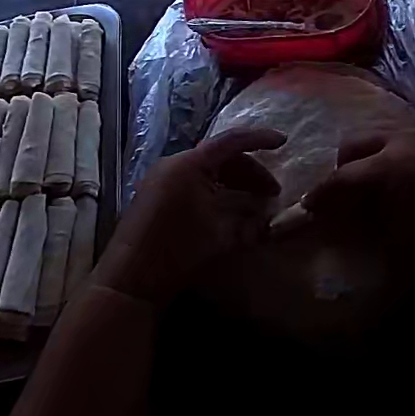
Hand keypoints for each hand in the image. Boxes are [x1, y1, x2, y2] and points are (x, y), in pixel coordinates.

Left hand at [94, 128, 286, 304]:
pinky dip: (215, 189)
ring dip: (233, 181)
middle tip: (272, 192)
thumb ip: (251, 224)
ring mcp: (162, 177)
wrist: (131, 276)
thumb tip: (272, 222)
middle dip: (250, 171)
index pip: (231, 141)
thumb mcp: (221, 236)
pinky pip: (193, 180)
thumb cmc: (177, 249)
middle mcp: (174, 163)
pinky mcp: (156, 193)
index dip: (259, 139)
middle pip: (220, 156)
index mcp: (190, 164)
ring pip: (206, 169)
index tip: (283, 141)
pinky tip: (229, 208)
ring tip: (255, 202)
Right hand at [294, 128, 414, 267]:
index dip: (321, 196)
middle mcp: (399, 140)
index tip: (308, 210)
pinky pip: (398, 138)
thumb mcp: (402, 236)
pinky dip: (384, 153)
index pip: (340, 179)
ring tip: (366, 184)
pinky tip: (394, 177)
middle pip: (352, 146)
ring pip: (374, 136)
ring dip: (362, 158)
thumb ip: (365, 220)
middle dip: (340, 170)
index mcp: (387, 165)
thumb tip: (337, 216)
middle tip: (339, 197)